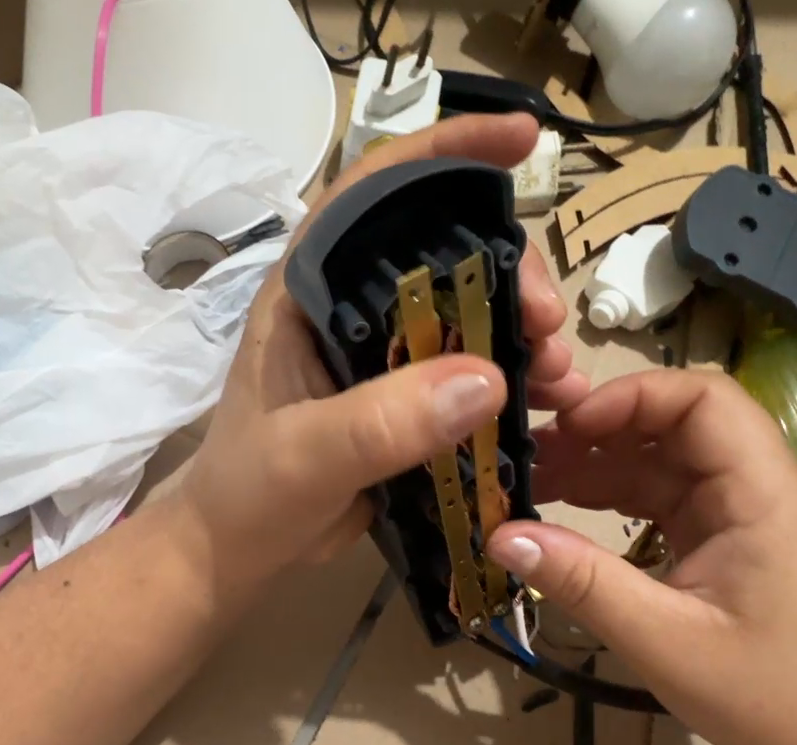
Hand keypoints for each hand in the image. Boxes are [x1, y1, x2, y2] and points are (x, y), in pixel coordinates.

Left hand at [177, 113, 584, 583]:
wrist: (238, 549)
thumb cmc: (249, 493)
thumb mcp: (304, 457)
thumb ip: (379, 422)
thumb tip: (487, 377)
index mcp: (308, 294)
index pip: (373, 195)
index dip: (444, 154)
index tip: (524, 142)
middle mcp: (346, 310)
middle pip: (439, 253)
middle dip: (506, 274)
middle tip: (548, 325)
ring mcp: (376, 355)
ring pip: (463, 314)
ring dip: (518, 333)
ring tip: (559, 376)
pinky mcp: (398, 401)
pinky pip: (466, 374)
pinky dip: (509, 383)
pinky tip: (547, 404)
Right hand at [486, 371, 796, 744]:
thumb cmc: (767, 695)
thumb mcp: (661, 639)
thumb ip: (580, 581)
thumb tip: (499, 536)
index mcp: (764, 493)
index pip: (703, 400)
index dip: (629, 398)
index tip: (563, 427)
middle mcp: (760, 489)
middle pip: (676, 426)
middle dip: (599, 433)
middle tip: (528, 459)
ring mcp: (745, 516)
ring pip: (665, 464)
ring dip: (599, 468)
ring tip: (532, 487)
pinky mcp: (730, 542)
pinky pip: (667, 500)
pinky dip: (616, 501)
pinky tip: (569, 516)